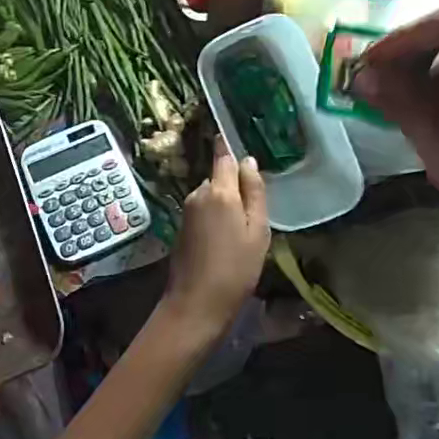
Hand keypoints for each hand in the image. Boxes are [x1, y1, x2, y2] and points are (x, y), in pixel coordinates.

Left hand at [162, 138, 269, 336]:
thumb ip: (255, 192)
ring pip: (211, 194)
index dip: (230, 146)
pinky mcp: (181, 226)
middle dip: (234, 184)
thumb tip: (249, 161)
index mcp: (219, 191)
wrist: (196, 303)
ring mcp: (186, 210)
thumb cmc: (236, 269)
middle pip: (219, 177)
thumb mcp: (258, 231)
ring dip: (224, 203)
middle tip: (253, 206)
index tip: (235, 135)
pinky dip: (215, 216)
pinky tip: (225, 238)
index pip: (224, 155)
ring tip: (241, 228)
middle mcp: (198, 193)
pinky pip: (203, 210)